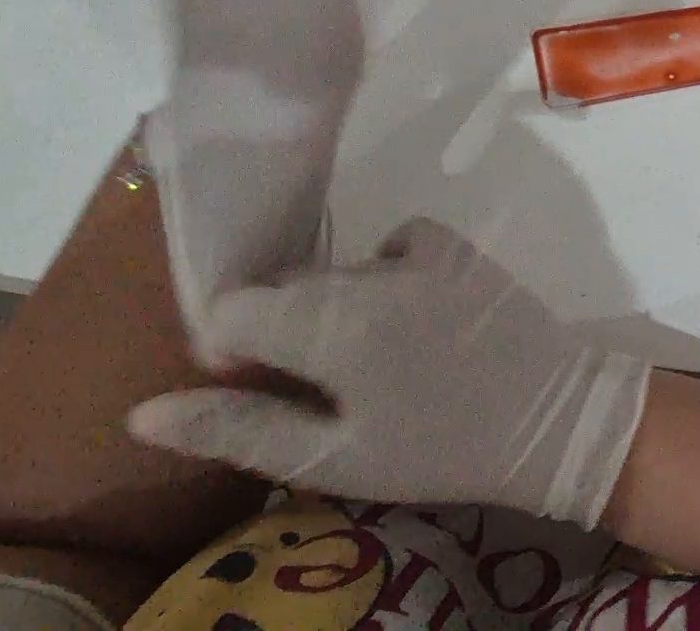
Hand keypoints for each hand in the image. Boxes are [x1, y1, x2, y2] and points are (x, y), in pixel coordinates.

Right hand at [128, 219, 650, 527]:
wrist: (556, 416)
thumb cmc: (443, 448)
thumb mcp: (334, 458)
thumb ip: (241, 429)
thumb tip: (144, 412)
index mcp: (333, 324)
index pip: (233, 306)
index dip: (230, 345)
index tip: (261, 383)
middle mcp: (376, 275)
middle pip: (289, 284)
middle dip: (282, 325)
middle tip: (320, 379)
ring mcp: (431, 258)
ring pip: (343, 267)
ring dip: (336, 299)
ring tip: (370, 351)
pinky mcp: (471, 254)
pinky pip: (406, 240)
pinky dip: (390, 264)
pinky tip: (407, 306)